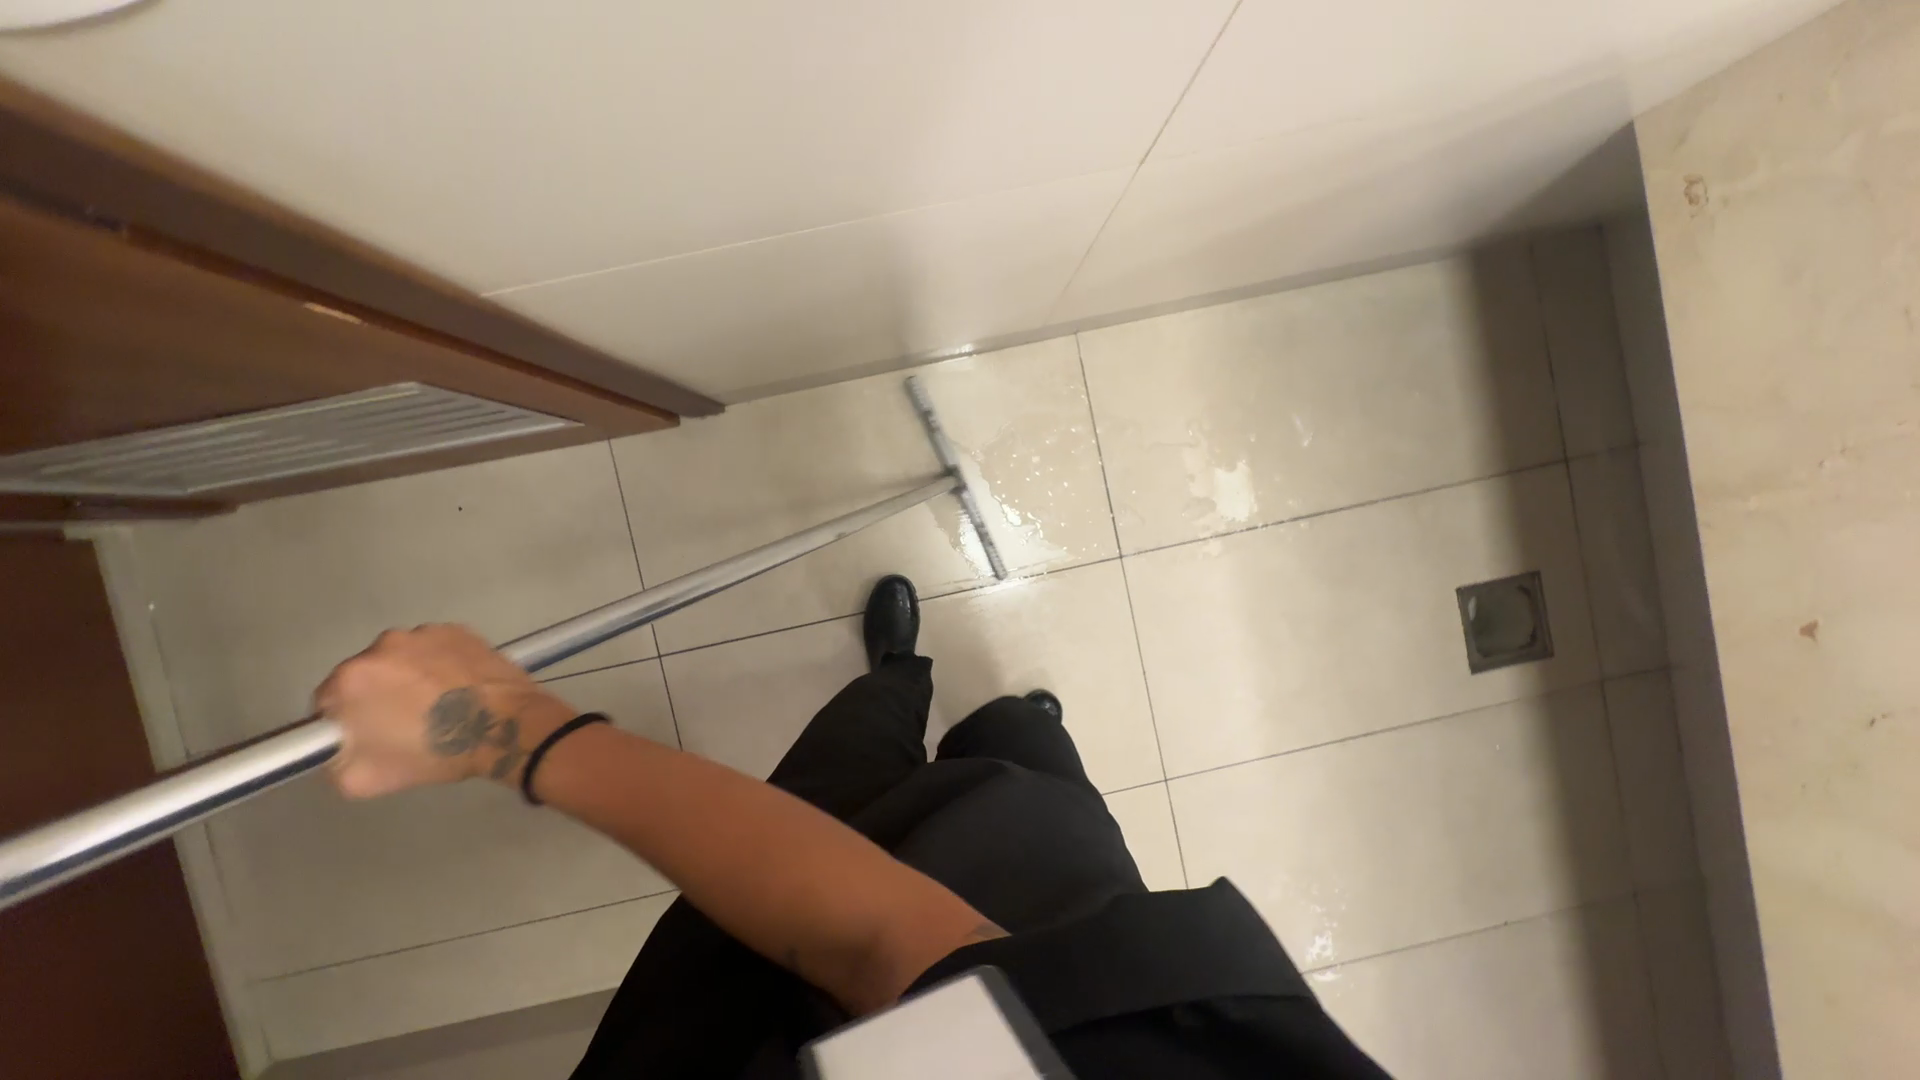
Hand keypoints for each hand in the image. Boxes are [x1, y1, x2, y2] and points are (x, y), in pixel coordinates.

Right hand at [314, 624, 573, 798]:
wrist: (506, 726)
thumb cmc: (435, 752)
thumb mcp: (360, 780)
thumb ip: (332, 761)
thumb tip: (337, 745)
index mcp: (351, 677)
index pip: (327, 701)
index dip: (344, 721)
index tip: (368, 734)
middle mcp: (384, 644)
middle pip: (366, 674)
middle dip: (378, 696)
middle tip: (406, 721)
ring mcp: (426, 632)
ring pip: (402, 659)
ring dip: (410, 676)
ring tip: (438, 702)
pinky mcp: (460, 630)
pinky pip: (436, 649)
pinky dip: (441, 663)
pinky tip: (458, 686)